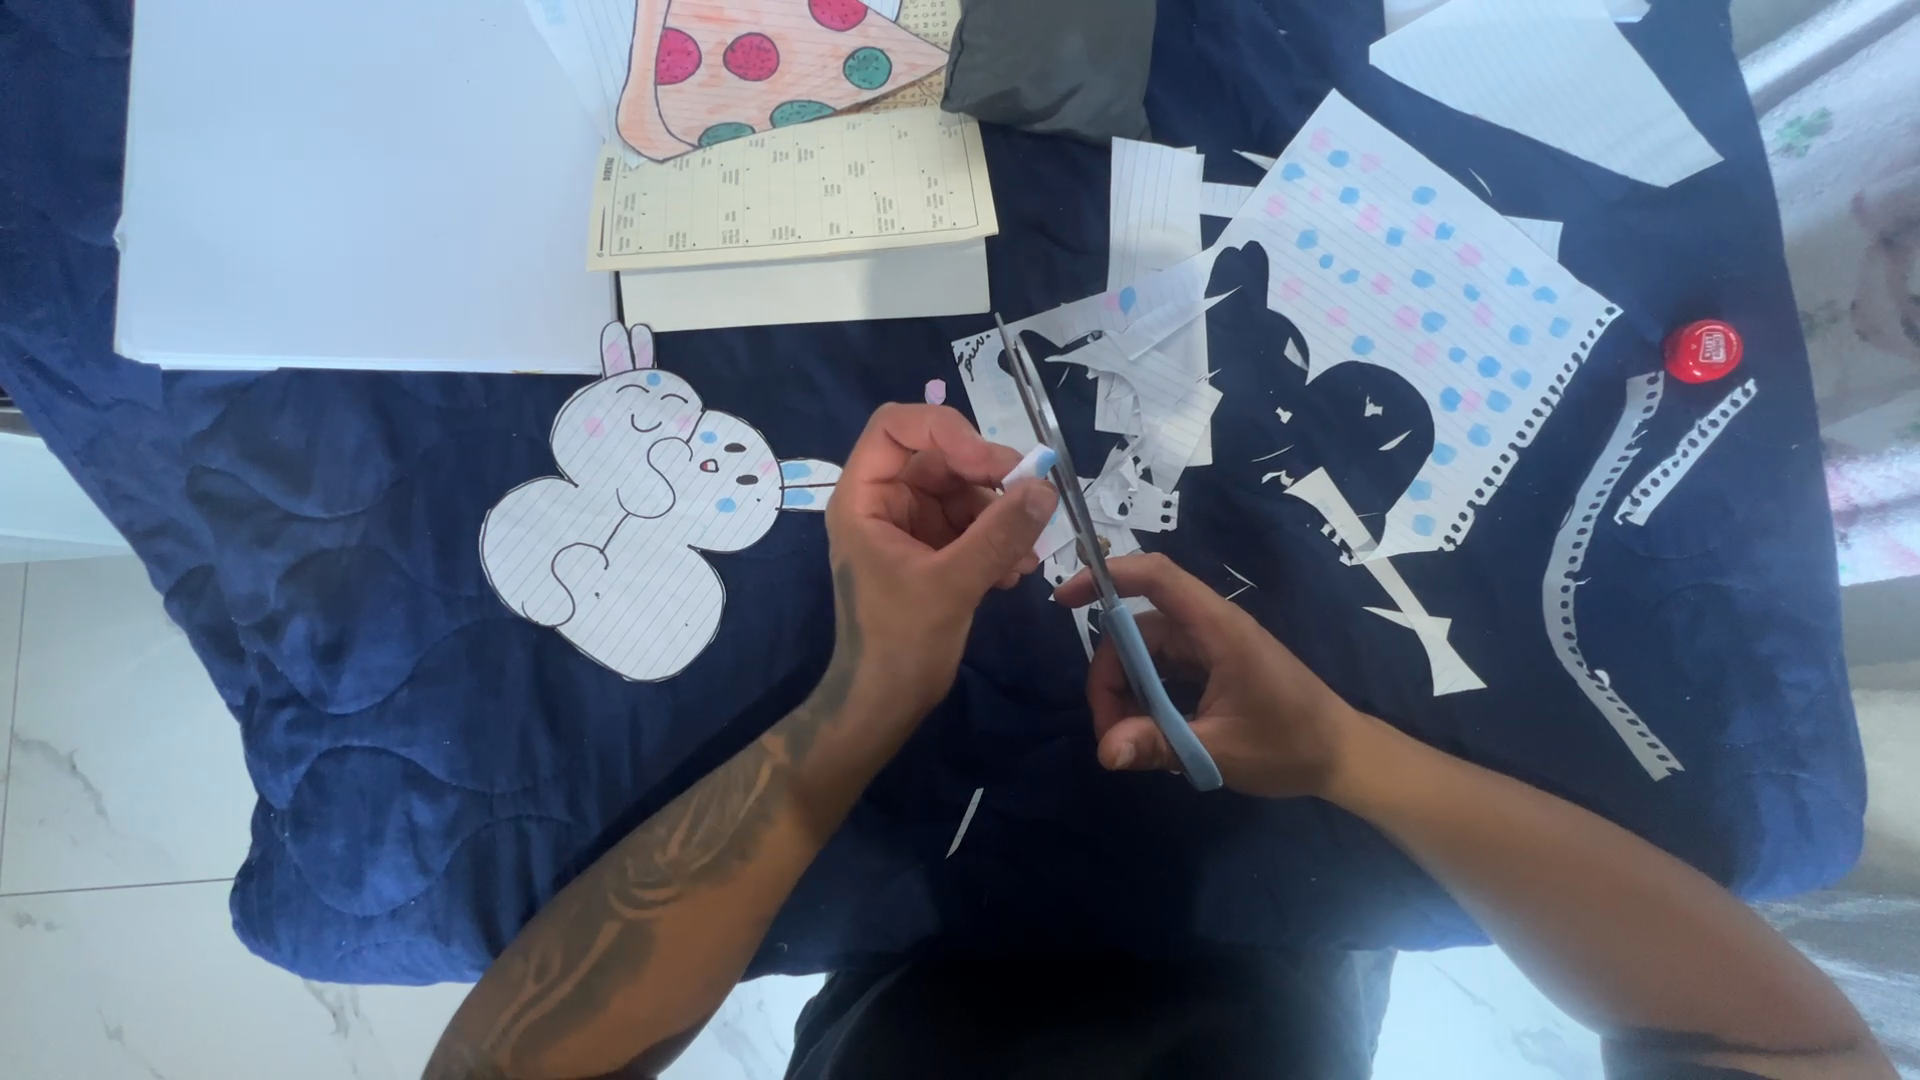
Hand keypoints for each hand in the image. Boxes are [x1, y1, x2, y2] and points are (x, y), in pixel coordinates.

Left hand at [825, 404, 1058, 726]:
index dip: (945, 430)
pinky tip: (1016, 573)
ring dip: (1001, 515)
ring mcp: (911, 526)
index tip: (990, 461)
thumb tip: (1045, 488)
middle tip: (1033, 498)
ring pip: (964, 492)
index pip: (896, 427)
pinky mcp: (934, 550)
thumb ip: (998, 535)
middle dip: (989, 476)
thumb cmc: (899, 645)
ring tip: (1026, 555)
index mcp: (865, 499)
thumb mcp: (951, 585)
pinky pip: (972, 525)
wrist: (886, 703)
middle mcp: (886, 503)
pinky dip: (998, 540)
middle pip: (941, 458)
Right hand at [1055, 554, 1360, 798]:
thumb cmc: (1291, 745)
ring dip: (1125, 691)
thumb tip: (1104, 752)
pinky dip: (1144, 695)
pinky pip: (1160, 668)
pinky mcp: (1209, 665)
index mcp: (1217, 629)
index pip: (1157, 578)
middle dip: (1110, 675)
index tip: (1064, 598)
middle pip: (1137, 629)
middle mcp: (1208, 627)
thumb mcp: (1220, 750)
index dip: (1107, 576)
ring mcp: (1208, 646)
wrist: (1344, 757)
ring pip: (1144, 652)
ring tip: (1130, 740)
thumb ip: (1159, 745)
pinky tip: (1147, 731)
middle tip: (1109, 733)